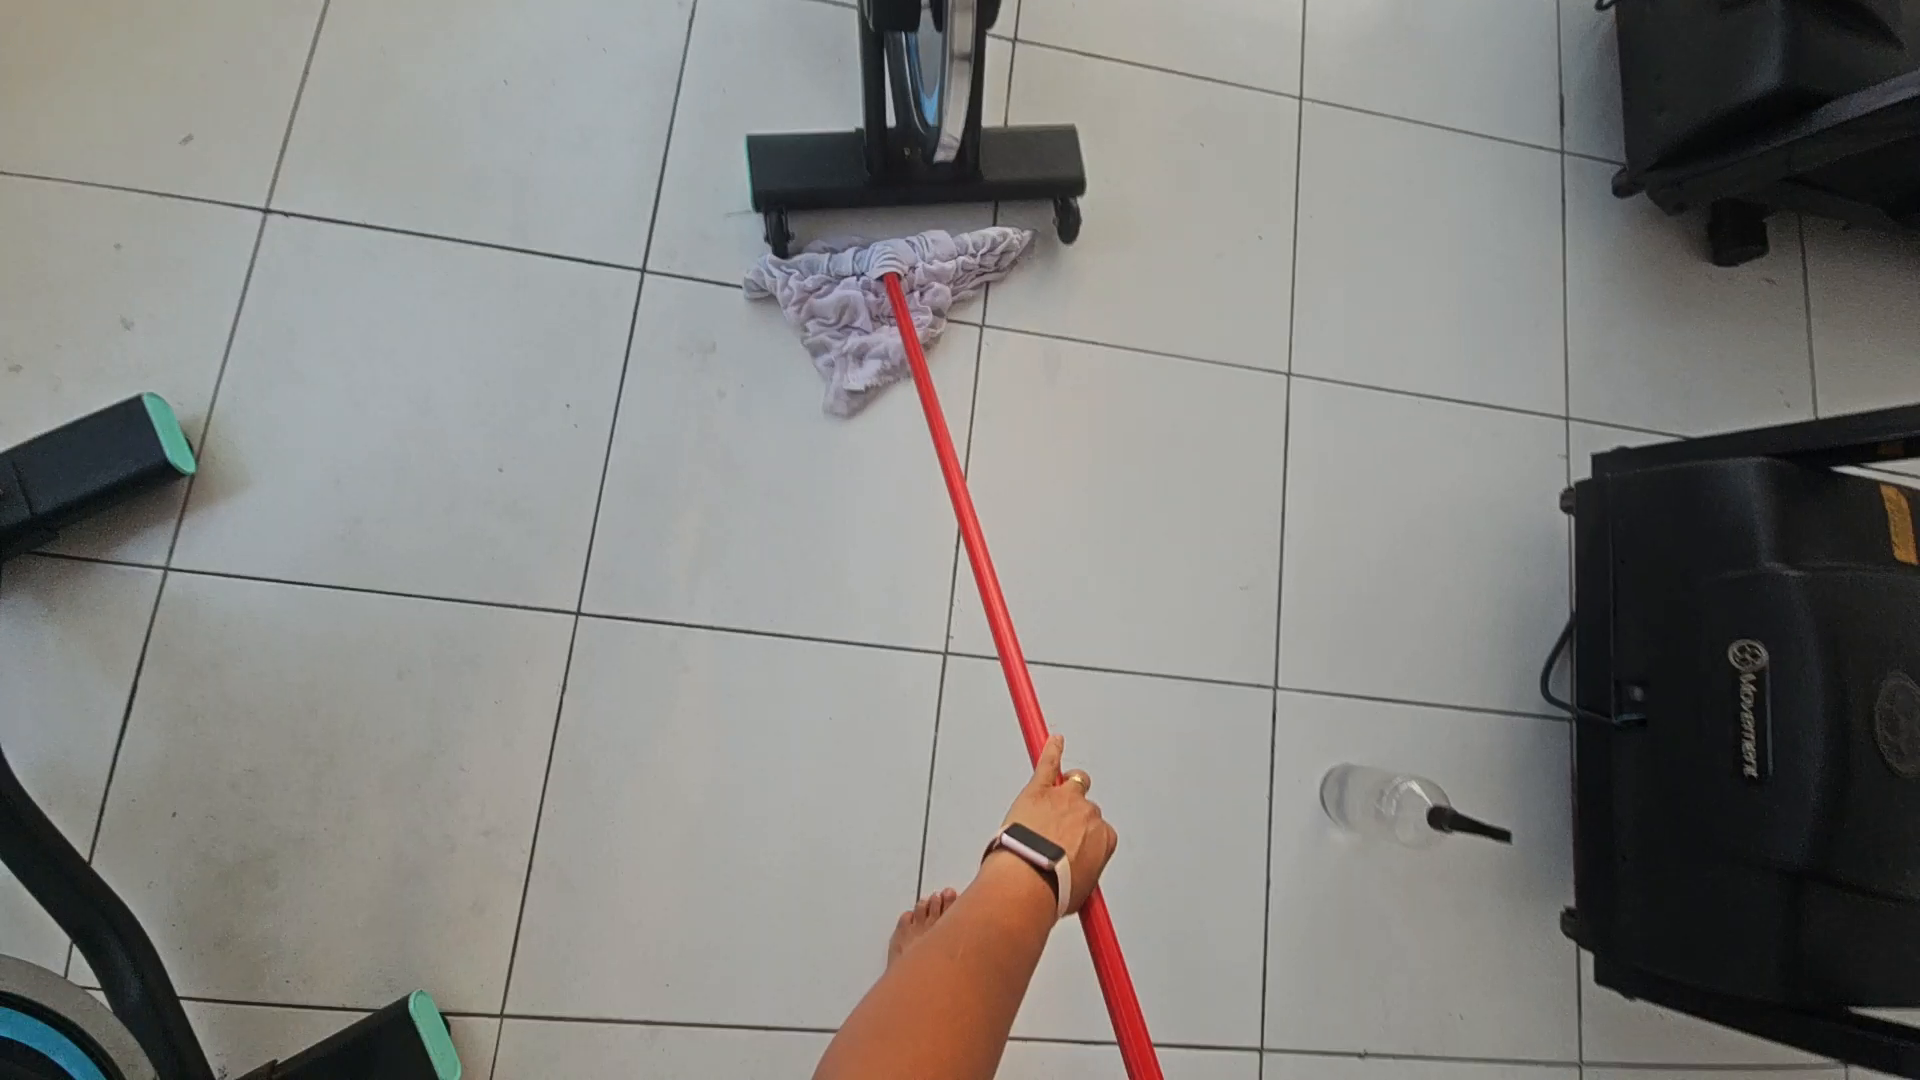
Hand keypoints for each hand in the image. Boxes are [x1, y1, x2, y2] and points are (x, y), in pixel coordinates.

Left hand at [998, 734, 1117, 913]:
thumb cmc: (1055, 887)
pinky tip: (1054, 741)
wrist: (1029, 878)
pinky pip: (1049, 763)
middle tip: (1057, 832)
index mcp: (1104, 836)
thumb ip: (1083, 872)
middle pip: (1086, 805)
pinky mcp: (1040, 788)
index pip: (1101, 830)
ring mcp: (1063, 797)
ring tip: (1055, 794)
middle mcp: (1087, 812)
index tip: (1075, 846)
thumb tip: (1076, 878)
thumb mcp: (1082, 891)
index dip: (1085, 838)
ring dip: (1066, 786)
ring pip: (1073, 781)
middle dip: (1073, 816)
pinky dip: (1052, 750)